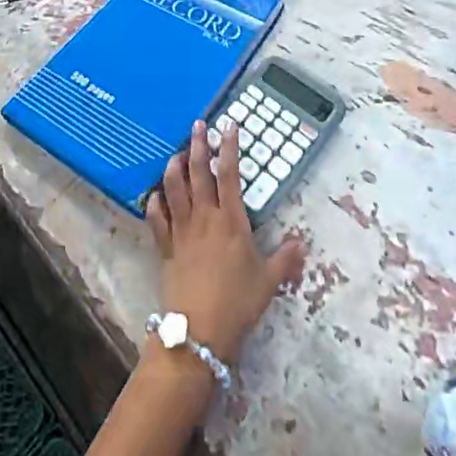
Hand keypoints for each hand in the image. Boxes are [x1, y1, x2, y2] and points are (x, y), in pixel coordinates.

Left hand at [146, 122, 305, 365]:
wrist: (201, 329)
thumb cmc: (238, 302)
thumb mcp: (269, 280)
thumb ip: (285, 258)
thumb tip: (301, 242)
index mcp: (231, 221)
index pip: (230, 175)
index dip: (229, 148)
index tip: (228, 126)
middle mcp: (204, 218)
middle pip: (198, 173)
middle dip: (197, 146)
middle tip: (197, 126)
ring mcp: (181, 231)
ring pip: (173, 189)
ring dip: (173, 168)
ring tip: (176, 154)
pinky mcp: (165, 247)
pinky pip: (157, 219)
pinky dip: (155, 204)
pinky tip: (155, 196)